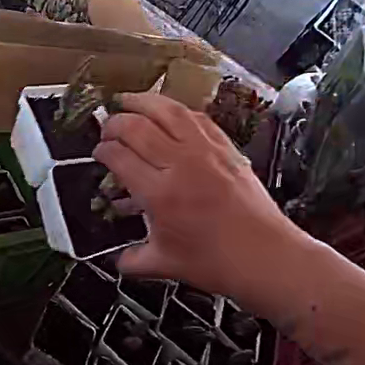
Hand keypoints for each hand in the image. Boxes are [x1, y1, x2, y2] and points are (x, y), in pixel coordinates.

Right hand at [94, 92, 318, 311]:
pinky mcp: (226, 147)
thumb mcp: (165, 264)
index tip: (98, 153)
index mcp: (159, 194)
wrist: (266, 256)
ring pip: (168, 111)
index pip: (119, 156)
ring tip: (127, 100)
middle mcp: (180, 165)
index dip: (103, 150)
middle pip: (137, 126)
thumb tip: (118, 260)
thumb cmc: (216, 263)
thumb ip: (134, 259)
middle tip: (106, 128)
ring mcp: (206, 151)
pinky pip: (197, 117)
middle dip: (115, 123)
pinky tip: (168, 111)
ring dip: (143, 101)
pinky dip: (177, 109)